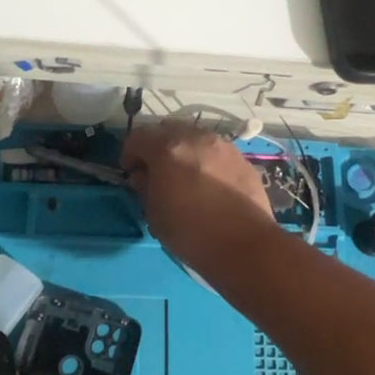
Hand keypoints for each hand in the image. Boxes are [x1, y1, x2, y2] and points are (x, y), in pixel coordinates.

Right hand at [122, 119, 276, 271]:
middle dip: (156, 145)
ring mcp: (223, 146)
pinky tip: (208, 182)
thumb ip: (145, 187)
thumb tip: (143, 176)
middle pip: (167, 129)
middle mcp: (196, 138)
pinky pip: (215, 150)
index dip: (129, 154)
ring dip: (183, 149)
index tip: (131, 173)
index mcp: (167, 149)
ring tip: (183, 175)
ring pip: (194, 136)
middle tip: (155, 170)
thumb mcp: (155, 214)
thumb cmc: (191, 233)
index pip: (138, 137)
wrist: (245, 245)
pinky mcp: (242, 159)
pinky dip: (205, 159)